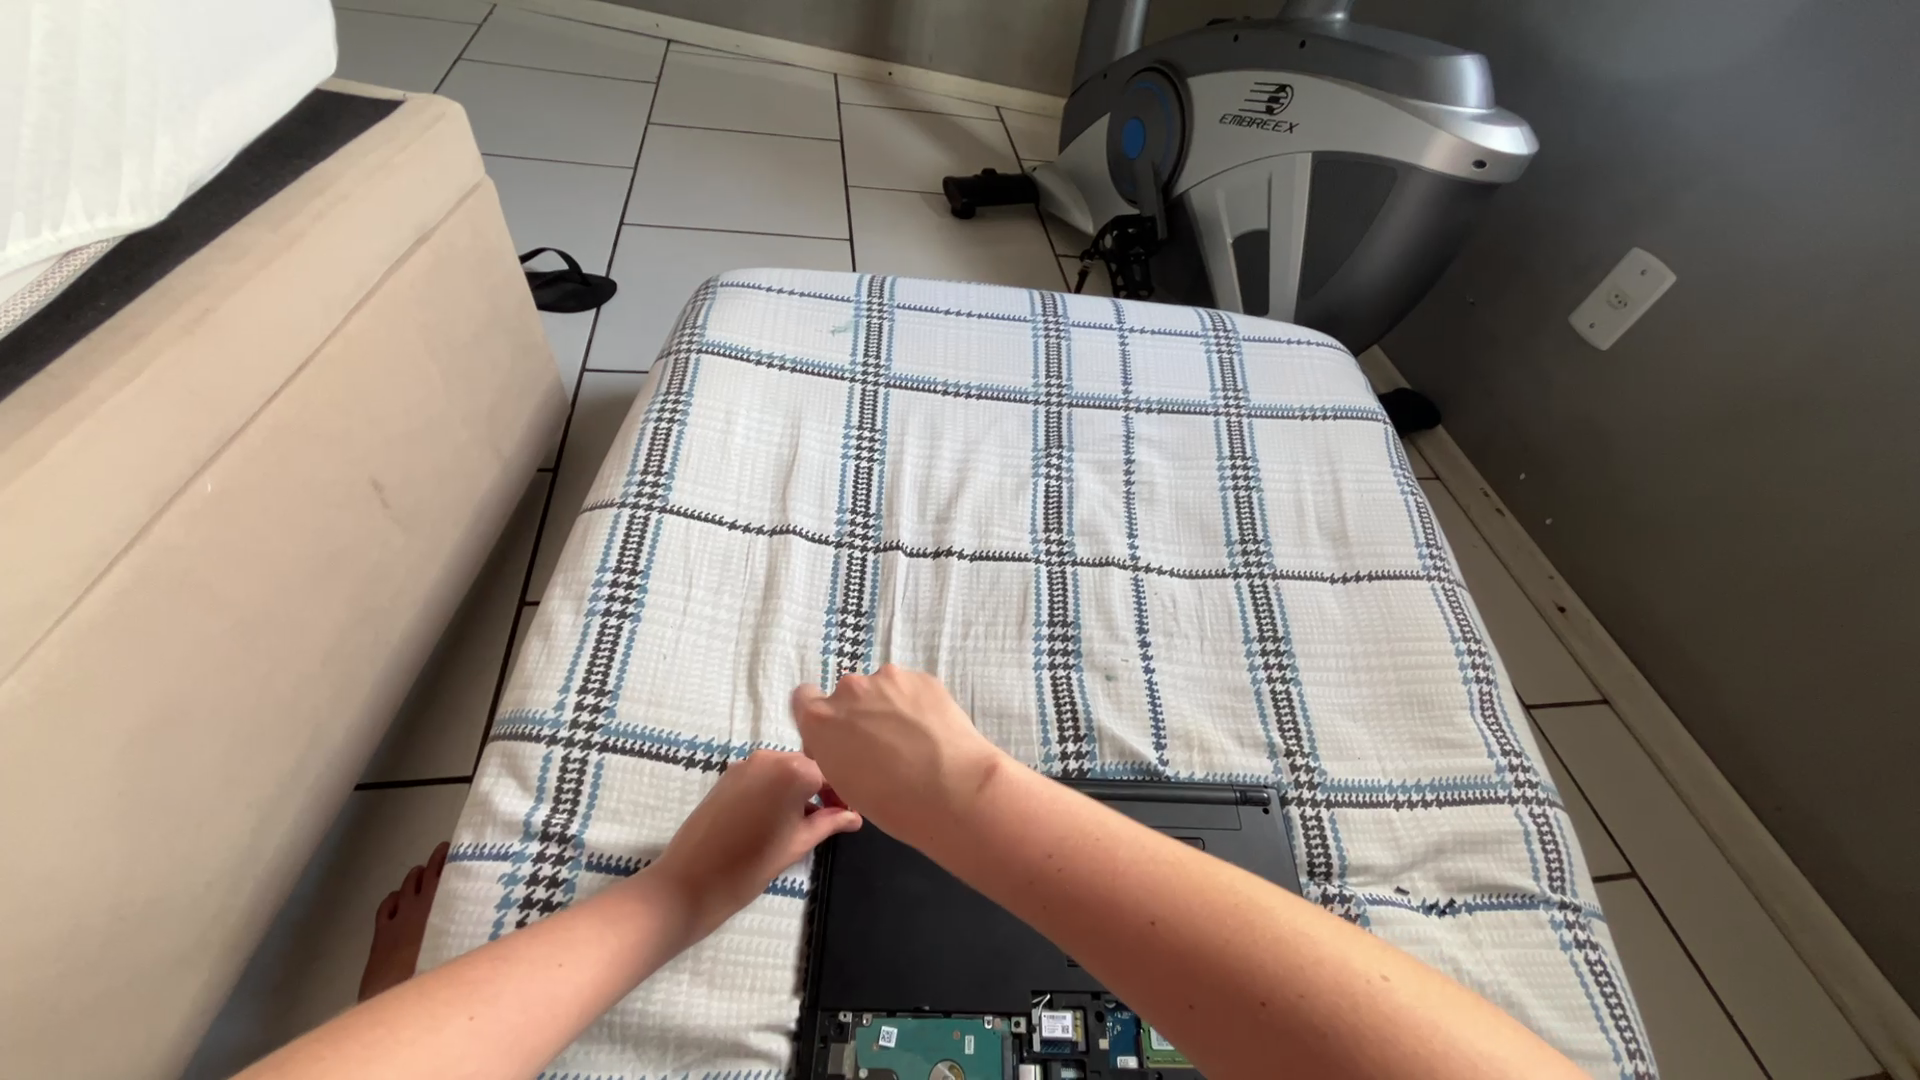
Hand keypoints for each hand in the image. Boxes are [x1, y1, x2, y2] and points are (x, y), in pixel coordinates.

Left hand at [647, 750, 860, 935]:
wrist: (688, 884)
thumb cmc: (750, 866)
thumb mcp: (798, 844)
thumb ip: (829, 823)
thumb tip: (854, 816)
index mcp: (795, 770)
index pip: (833, 773)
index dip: (843, 793)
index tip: (848, 814)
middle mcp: (771, 757)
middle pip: (809, 767)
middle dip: (821, 789)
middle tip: (831, 818)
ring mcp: (746, 763)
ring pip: (785, 769)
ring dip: (798, 789)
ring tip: (803, 821)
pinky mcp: (728, 775)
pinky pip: (763, 775)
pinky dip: (775, 789)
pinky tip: (775, 817)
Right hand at [790, 665, 1009, 843]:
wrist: (953, 789)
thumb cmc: (892, 802)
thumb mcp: (844, 784)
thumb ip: (833, 750)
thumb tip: (843, 743)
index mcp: (820, 719)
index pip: (804, 699)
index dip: (820, 715)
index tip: (838, 733)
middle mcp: (849, 689)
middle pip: (848, 695)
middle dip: (860, 713)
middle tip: (883, 744)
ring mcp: (888, 678)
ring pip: (882, 689)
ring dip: (889, 706)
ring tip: (914, 738)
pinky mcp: (922, 677)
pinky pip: (910, 687)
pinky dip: (916, 703)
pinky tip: (932, 730)